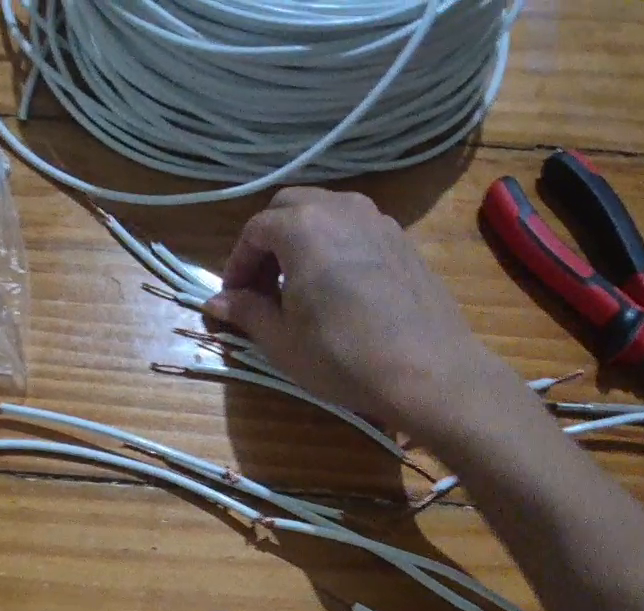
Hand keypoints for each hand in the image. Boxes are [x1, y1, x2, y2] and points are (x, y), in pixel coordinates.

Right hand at [203, 188, 535, 443]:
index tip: (232, 298)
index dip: (237, 264)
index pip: (254, 230)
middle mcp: (340, 209)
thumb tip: (216, 302)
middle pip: (289, 207)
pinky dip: (333, 246)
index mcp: (303, 227)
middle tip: (260, 287)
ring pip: (326, 213)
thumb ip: (247, 312)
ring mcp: (378, 220)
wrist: (426, 370)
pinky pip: (355, 229)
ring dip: (301, 240)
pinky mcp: (402, 241)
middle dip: (267, 242)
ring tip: (297, 287)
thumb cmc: (341, 357)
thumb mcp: (282, 341)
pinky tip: (336, 290)